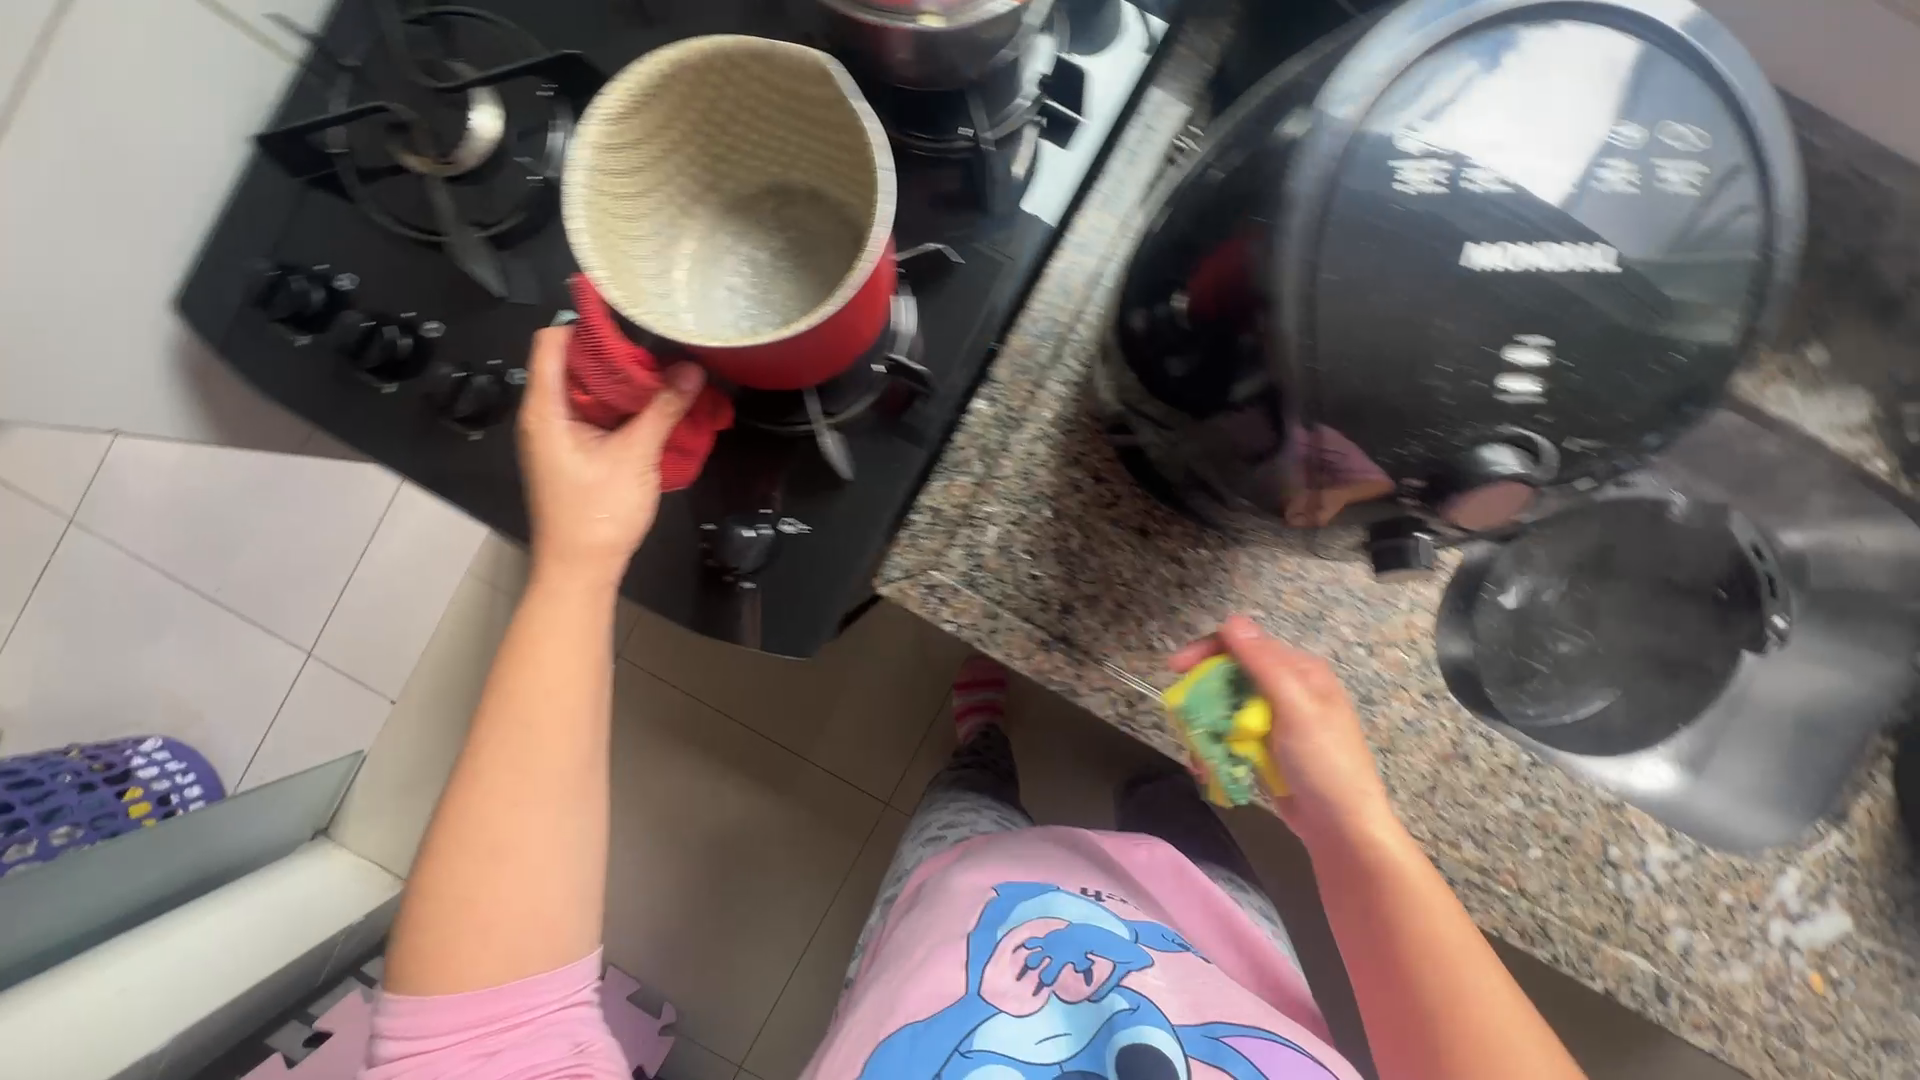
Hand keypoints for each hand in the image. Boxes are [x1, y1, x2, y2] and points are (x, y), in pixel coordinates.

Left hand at [516, 326, 704, 586]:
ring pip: (590, 392)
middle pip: (574, 364)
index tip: (632, 322)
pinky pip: (597, 416)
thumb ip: (663, 409)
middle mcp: (545, 415)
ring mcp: (558, 435)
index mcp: (545, 408)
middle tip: (662, 352)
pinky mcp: (574, 452)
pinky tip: (657, 411)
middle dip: (618, 356)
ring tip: (667, 378)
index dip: (588, 326)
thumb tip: (693, 369)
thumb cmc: (598, 512)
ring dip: (626, 385)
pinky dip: (624, 409)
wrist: (581, 568)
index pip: (552, 341)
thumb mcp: (636, 456)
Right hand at [1171, 615, 1398, 852]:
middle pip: (1230, 677)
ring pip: (1225, 709)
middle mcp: (1287, 690)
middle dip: (1203, 697)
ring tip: (1198, 755)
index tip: (1176, 669)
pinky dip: (1215, 749)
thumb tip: (1231, 620)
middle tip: (1182, 717)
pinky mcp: (1266, 749)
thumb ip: (1262, 663)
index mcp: (1299, 672)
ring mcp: (1276, 722)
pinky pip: (1230, 737)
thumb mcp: (1295, 707)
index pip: (1245, 645)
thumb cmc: (1324, 764)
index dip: (1208, 652)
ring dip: (1206, 728)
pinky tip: (1208, 768)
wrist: (1343, 829)